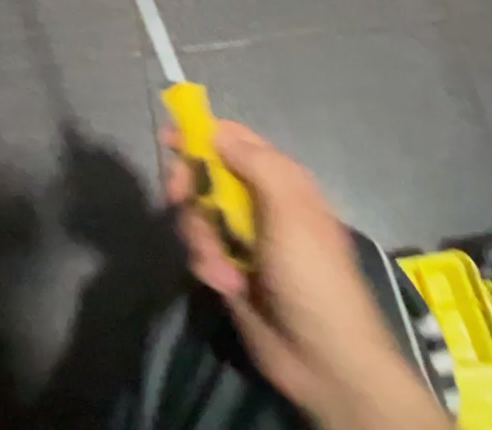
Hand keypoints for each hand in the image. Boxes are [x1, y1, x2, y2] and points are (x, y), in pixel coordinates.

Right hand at [166, 122, 449, 429]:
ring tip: (221, 265)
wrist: (324, 358)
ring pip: (198, 214)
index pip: (234, 140)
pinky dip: (207, 264)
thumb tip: (216, 132)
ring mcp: (244, 237)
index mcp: (281, 180)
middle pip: (207, 175)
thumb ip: (255, 164)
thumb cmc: (311, 275)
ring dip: (201, 236)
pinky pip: (201, 250)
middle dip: (191, 189)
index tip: (168, 141)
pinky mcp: (230, 268)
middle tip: (177, 199)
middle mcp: (260, 202)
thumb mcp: (290, 210)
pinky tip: (225, 284)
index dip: (200, 135)